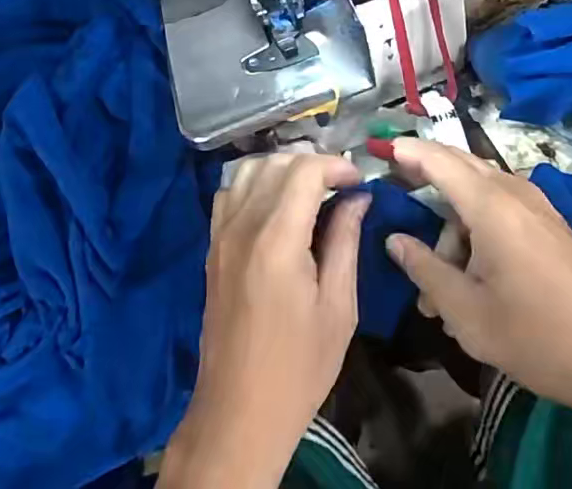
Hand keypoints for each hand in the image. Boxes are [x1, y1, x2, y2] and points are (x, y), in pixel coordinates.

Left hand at [160, 153, 370, 488]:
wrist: (238, 409)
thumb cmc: (299, 367)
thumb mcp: (338, 307)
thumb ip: (346, 241)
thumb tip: (357, 197)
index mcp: (276, 239)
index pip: (304, 170)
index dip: (336, 165)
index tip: (360, 181)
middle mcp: (242, 224)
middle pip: (276, 163)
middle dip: (313, 162)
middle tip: (342, 186)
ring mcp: (221, 233)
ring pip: (248, 169)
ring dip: (282, 168)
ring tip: (312, 190)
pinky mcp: (212, 245)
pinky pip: (229, 192)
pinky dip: (254, 182)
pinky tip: (276, 204)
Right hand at [384, 138, 571, 425]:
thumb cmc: (541, 336)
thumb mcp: (468, 312)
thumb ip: (424, 269)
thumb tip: (395, 240)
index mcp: (490, 205)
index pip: (436, 158)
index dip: (403, 150)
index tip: (373, 149)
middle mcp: (513, 194)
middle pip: (457, 165)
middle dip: (421, 177)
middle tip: (391, 196)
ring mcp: (536, 209)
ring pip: (476, 195)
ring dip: (448, 225)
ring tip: (433, 283)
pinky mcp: (549, 228)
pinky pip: (499, 211)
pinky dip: (473, 231)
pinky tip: (467, 276)